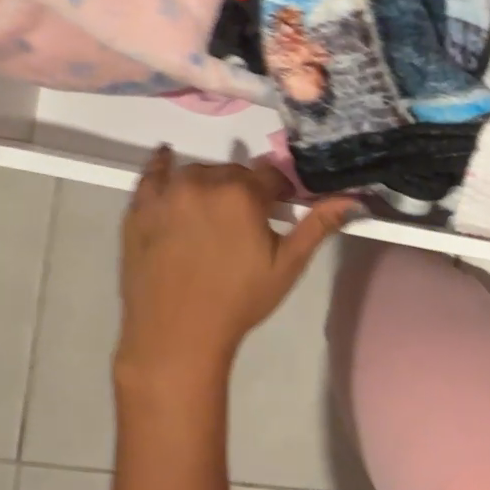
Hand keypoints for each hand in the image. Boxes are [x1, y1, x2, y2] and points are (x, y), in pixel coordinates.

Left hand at [115, 147, 352, 378]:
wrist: (178, 332)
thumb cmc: (241, 299)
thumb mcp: (289, 264)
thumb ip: (318, 225)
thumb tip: (351, 199)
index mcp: (242, 195)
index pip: (270, 175)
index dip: (281, 191)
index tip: (283, 209)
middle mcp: (202, 183)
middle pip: (233, 171)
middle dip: (247, 188)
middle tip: (251, 218)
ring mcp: (166, 195)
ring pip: (197, 172)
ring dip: (212, 182)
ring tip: (217, 211)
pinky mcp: (138, 209)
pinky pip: (150, 175)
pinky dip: (161, 164)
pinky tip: (166, 158)